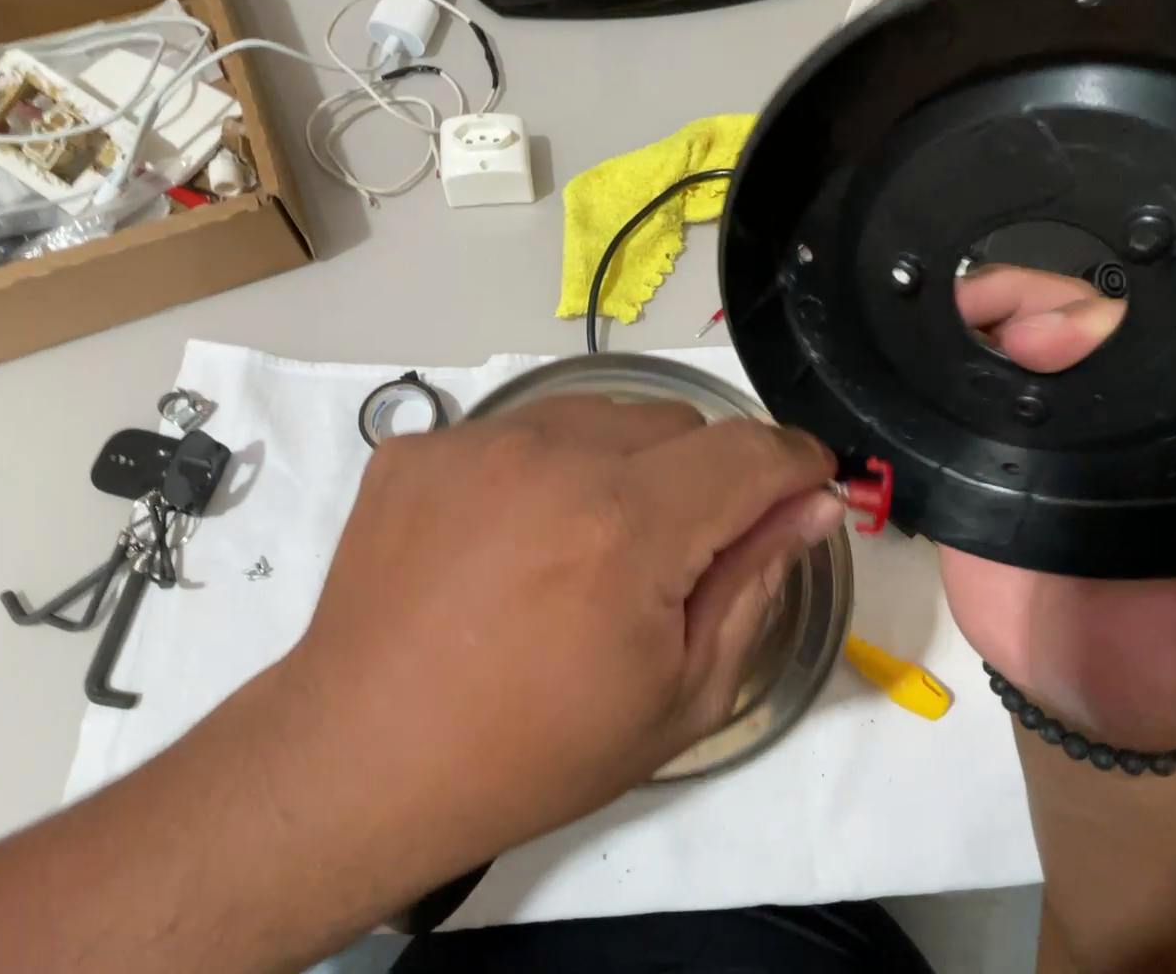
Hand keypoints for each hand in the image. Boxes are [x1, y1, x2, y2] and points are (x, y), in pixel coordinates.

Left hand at [281, 396, 840, 870]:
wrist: (365, 760)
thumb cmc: (536, 752)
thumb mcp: (681, 694)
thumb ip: (754, 582)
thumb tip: (810, 506)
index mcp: (627, 526)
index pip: (749, 451)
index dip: (795, 463)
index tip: (807, 485)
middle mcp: (551, 457)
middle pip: (677, 423)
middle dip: (705, 474)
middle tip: (675, 549)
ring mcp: (474, 443)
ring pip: (599, 415)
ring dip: (624, 464)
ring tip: (588, 544)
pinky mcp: (418, 449)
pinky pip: (519, 432)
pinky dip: (544, 470)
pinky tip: (514, 538)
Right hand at [943, 267, 1175, 746]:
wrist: (1059, 693)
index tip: (1168, 262)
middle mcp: (1132, 422)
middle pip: (1101, 320)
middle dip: (1069, 290)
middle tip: (1045, 316)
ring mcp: (1050, 435)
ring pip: (1025, 343)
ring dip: (1005, 310)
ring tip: (986, 316)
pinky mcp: (986, 456)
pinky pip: (968, 395)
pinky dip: (955, 354)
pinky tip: (939, 330)